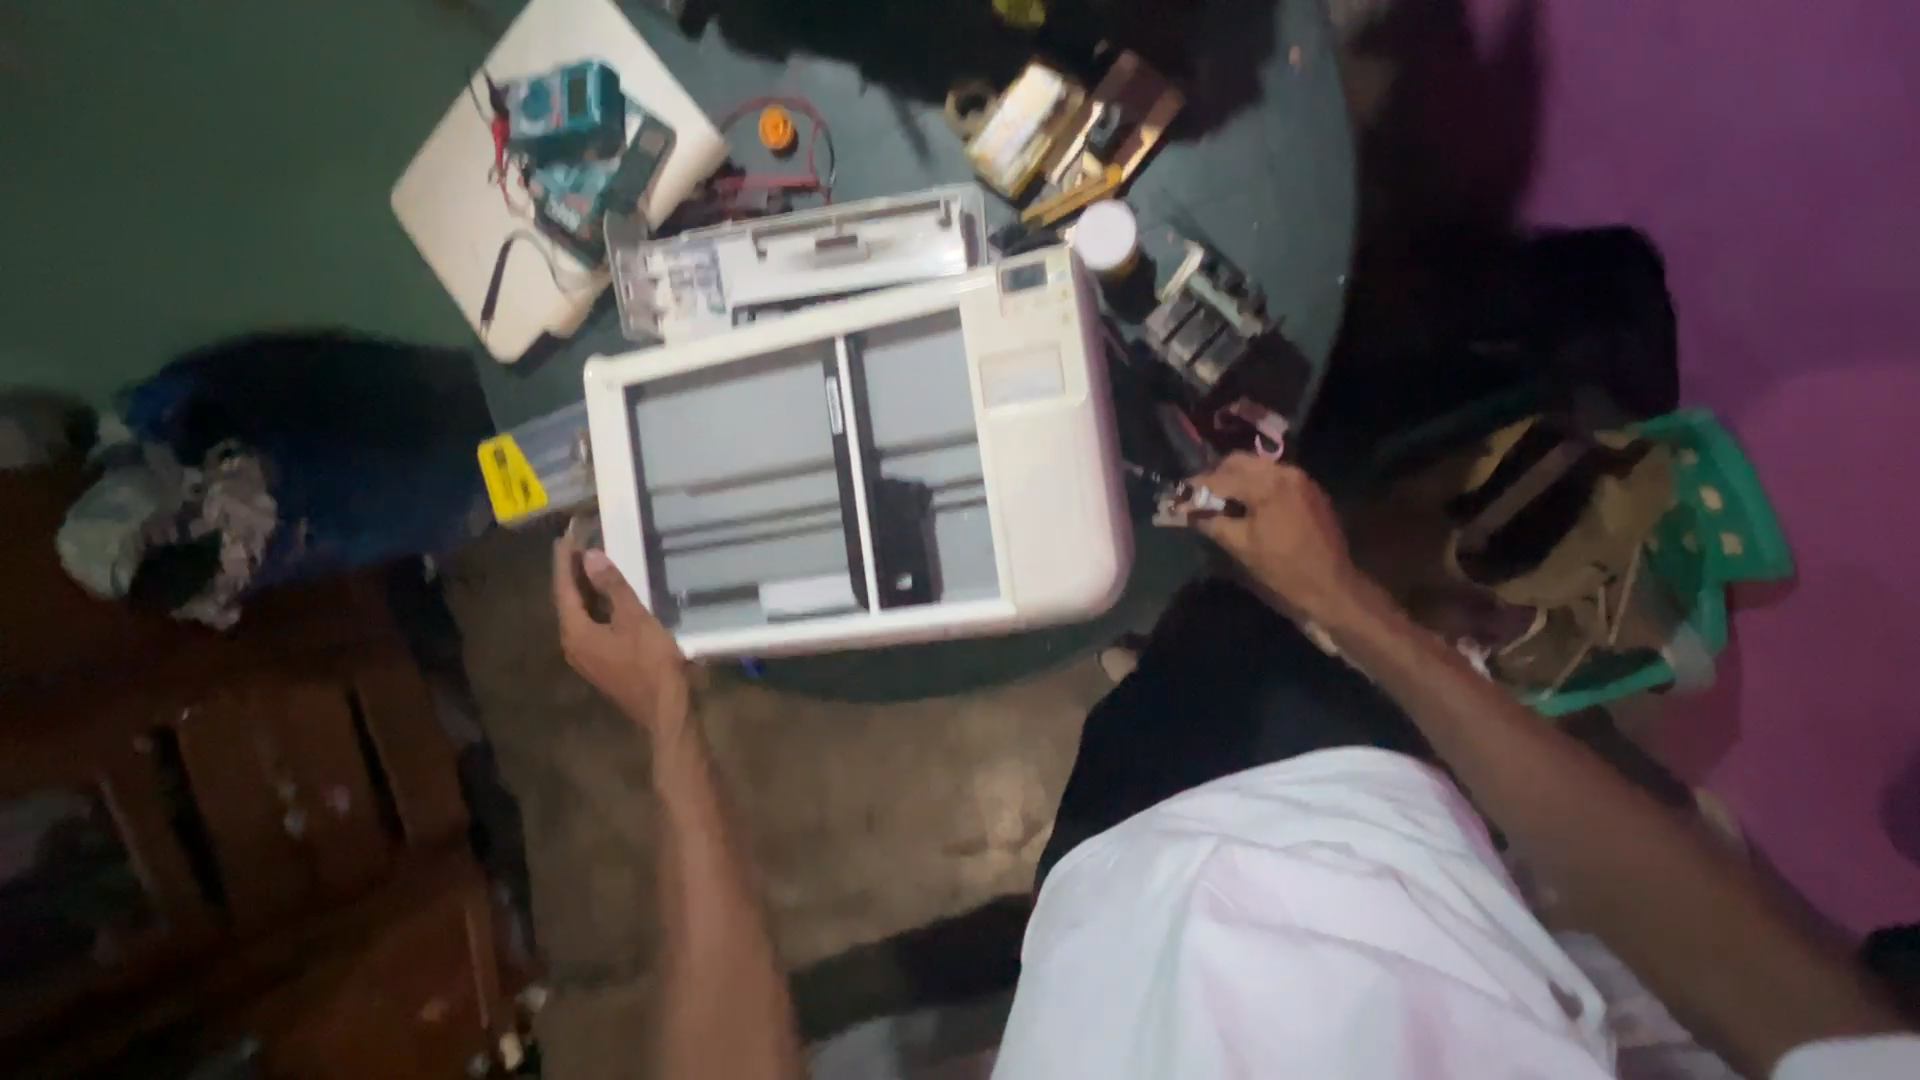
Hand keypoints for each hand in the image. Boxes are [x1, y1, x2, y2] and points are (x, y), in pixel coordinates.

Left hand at [552, 534, 689, 731]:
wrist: (666, 709)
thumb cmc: (651, 663)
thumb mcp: (635, 620)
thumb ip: (613, 588)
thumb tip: (590, 557)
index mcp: (576, 632)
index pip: (564, 588)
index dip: (565, 560)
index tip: (569, 534)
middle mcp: (573, 644)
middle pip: (569, 600)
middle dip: (574, 571)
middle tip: (581, 541)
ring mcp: (587, 656)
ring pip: (581, 614)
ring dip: (587, 588)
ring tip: (594, 562)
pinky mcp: (603, 662)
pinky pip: (593, 625)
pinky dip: (598, 605)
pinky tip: (610, 596)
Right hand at [1192, 454, 1365, 624]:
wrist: (1331, 584)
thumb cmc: (1283, 568)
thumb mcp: (1240, 546)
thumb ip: (1211, 523)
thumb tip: (1187, 512)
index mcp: (1267, 485)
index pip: (1221, 478)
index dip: (1195, 488)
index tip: (1177, 495)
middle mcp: (1285, 472)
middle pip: (1239, 462)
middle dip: (1215, 477)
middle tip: (1198, 497)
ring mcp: (1300, 479)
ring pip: (1257, 467)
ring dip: (1235, 479)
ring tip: (1221, 501)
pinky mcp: (1309, 489)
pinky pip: (1274, 477)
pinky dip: (1255, 484)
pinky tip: (1247, 504)